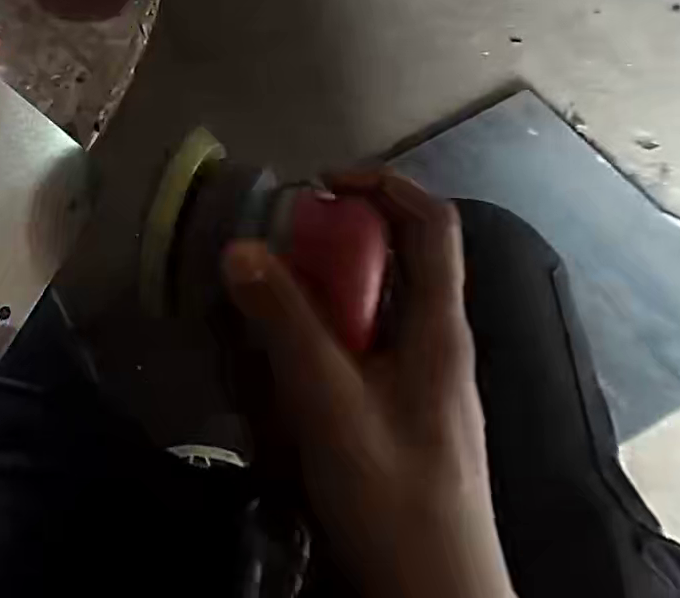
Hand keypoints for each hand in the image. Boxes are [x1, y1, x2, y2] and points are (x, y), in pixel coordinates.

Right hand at [222, 171, 513, 597]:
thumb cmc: (394, 495)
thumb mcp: (330, 402)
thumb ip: (285, 322)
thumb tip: (240, 248)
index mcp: (439, 324)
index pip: (432, 222)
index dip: (384, 185)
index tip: (323, 187)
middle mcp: (438, 337)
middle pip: (398, 257)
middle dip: (341, 239)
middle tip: (283, 249)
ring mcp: (424, 374)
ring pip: (379, 301)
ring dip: (329, 286)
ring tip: (276, 301)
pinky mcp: (405, 404)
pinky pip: (367, 341)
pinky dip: (330, 328)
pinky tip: (292, 360)